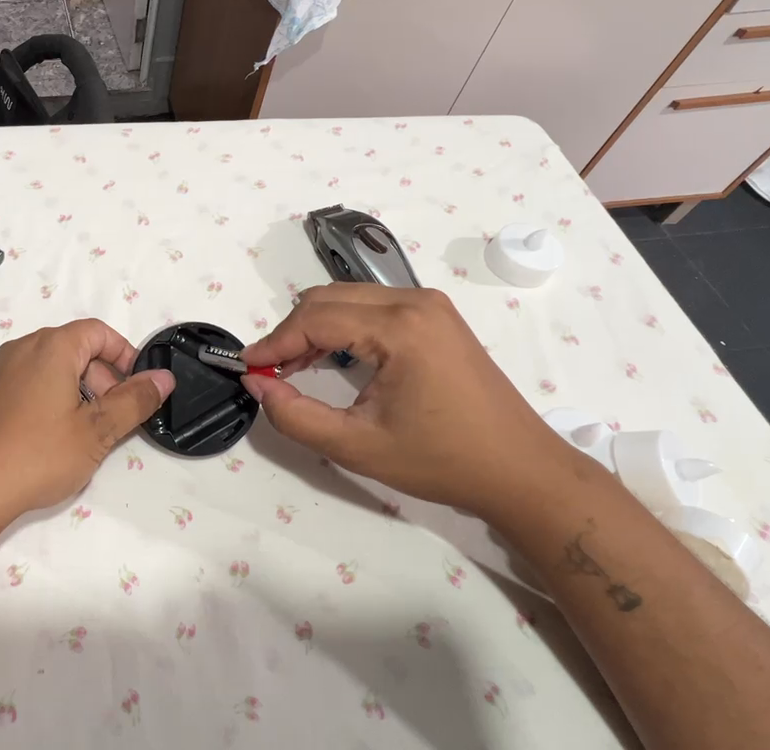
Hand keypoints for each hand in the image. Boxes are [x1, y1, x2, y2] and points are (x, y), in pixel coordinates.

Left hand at [0, 320, 174, 525]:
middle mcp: (23, 348)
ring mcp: (1, 371)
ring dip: (80, 392)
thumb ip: (133, 401)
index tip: (139, 390)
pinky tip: (55, 440)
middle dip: (104, 378)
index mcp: (51, 347)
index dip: (125, 356)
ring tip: (87, 435)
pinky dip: (53, 399)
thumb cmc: (37, 455)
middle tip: (114, 420)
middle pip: (76, 348)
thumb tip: (163, 378)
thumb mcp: (96, 431)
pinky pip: (32, 383)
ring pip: (54, 368)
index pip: (98, 331)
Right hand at [240, 284, 588, 515]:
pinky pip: (371, 307)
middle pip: (327, 299)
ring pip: (347, 298)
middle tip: (270, 373)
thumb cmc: (442, 461)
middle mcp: (414, 301)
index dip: (274, 343)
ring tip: (294, 369)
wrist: (522, 471)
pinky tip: (331, 359)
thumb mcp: (358, 447)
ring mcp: (429, 305)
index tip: (247, 369)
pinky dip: (341, 327)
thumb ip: (296, 416)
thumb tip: (256, 385)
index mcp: (399, 327)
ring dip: (314, 327)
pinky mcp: (436, 317)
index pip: (315, 318)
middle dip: (291, 332)